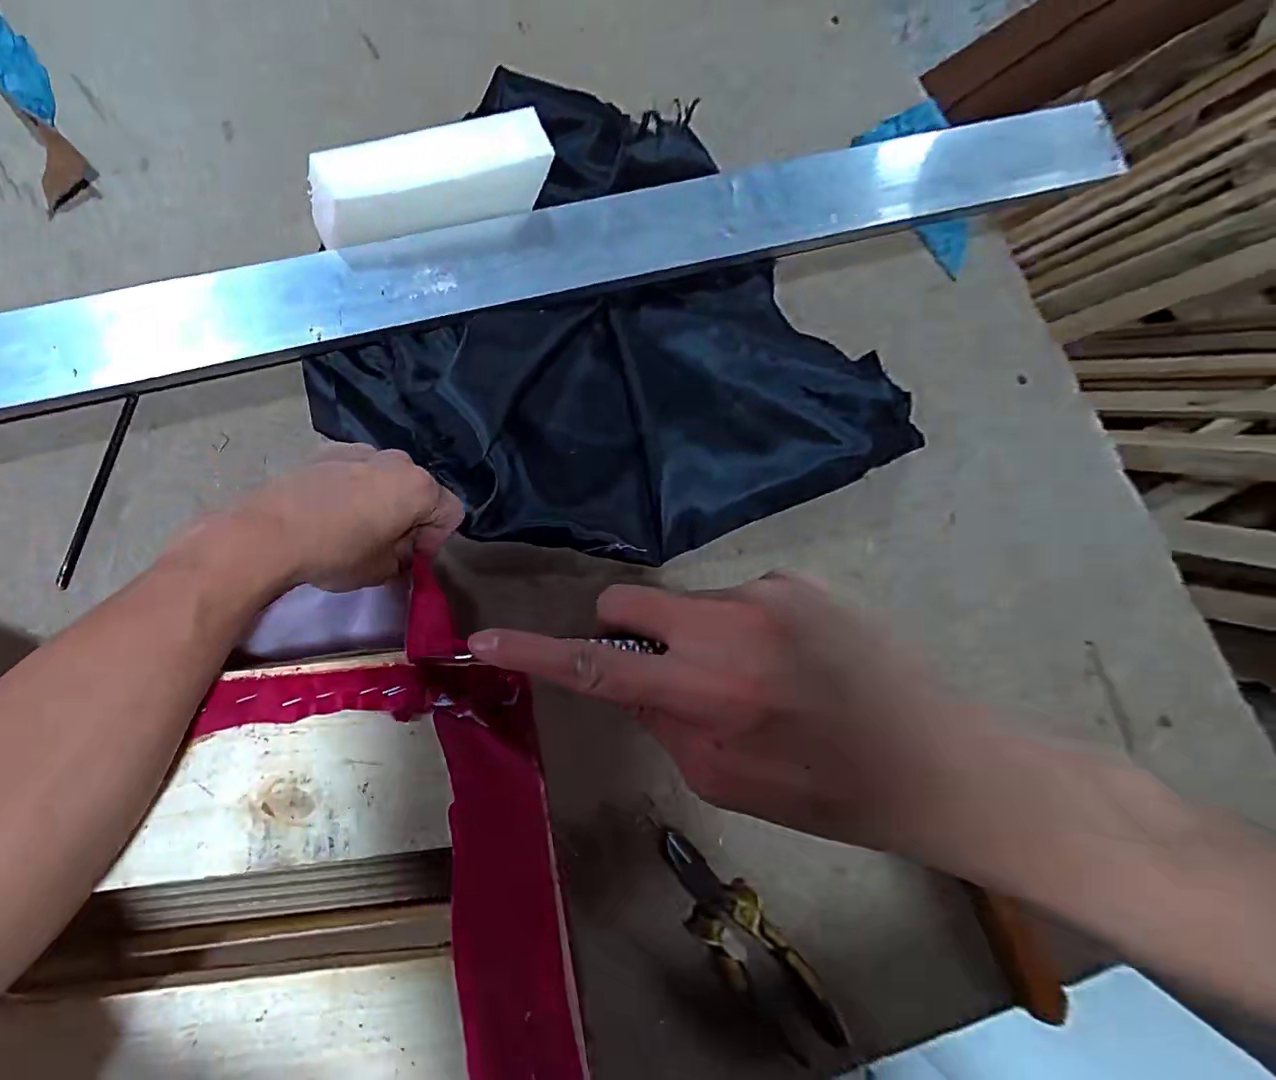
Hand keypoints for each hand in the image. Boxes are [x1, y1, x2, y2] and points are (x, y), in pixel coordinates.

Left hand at [215, 444, 463, 591]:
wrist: (271, 531)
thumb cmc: (335, 552)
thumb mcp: (380, 570)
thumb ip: (404, 559)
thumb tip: (401, 552)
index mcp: (418, 487)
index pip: (450, 513)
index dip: (435, 541)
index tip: (410, 560)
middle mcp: (394, 459)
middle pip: (417, 490)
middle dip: (408, 518)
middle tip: (383, 547)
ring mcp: (358, 450)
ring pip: (384, 477)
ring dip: (379, 501)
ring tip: (352, 528)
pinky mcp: (325, 451)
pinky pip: (353, 471)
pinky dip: (351, 488)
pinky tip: (328, 512)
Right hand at [469, 573, 995, 857]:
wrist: (948, 764)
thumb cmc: (825, 791)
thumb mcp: (721, 777)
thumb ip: (659, 720)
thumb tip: (628, 678)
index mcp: (705, 693)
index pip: (593, 666)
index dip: (532, 651)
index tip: (484, 639)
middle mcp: (727, 629)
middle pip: (623, 603)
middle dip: (625, 633)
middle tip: (664, 670)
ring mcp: (765, 595)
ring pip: (680, 603)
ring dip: (691, 636)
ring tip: (755, 677)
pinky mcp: (795, 582)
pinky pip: (731, 598)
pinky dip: (737, 628)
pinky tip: (789, 661)